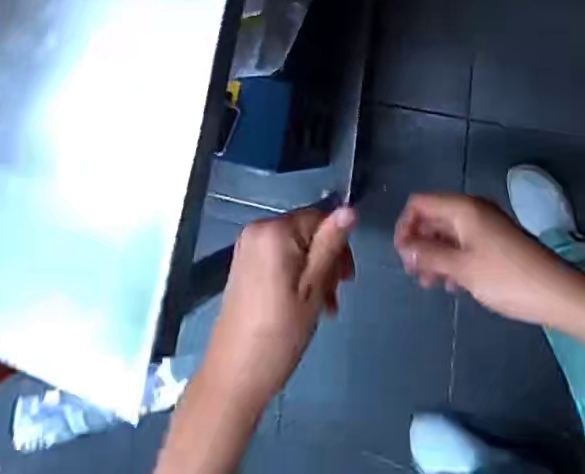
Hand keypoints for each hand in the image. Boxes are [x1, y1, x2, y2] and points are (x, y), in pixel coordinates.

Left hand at [201, 207, 356, 405]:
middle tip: (334, 298)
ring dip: (314, 273)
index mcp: (274, 230)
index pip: (319, 218)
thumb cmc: (280, 332)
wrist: (234, 376)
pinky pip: (280, 258)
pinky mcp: (243, 266)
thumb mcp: (314, 287)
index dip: (338, 245)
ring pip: (296, 248)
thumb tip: (350, 209)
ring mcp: (247, 248)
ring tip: (322, 308)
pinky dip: (296, 276)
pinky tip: (303, 305)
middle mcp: (257, 229)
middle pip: (307, 232)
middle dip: (326, 261)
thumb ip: (330, 245)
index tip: (346, 280)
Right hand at [394, 193, 584, 325]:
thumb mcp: (461, 268)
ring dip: (435, 254)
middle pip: (434, 217)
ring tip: (430, 284)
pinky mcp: (497, 242)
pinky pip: (465, 243)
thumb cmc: (505, 278)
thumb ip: (428, 255)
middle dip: (420, 243)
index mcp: (463, 208)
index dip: (405, 226)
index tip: (402, 257)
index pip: (420, 203)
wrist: (557, 293)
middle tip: (414, 274)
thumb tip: (404, 248)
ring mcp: (487, 225)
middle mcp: (474, 209)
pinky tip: (453, 285)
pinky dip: (453, 259)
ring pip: (449, 233)